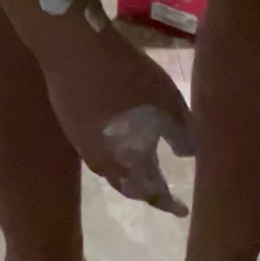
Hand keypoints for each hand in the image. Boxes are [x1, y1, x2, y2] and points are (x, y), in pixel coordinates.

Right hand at [45, 37, 195, 216]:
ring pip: (109, 172)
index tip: (183, 211)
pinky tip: (118, 142)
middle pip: (128, 188)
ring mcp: (83, 146)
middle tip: (162, 191)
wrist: (73, 49)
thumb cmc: (127, 77)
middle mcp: (104, 163)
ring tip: (142, 168)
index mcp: (130, 162)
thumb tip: (189, 155)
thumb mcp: (168, 103)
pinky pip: (95, 152)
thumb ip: (183, 134)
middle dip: (147, 192)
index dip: (169, 204)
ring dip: (127, 175)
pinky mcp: (70, 127)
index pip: (153, 194)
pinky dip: (112, 155)